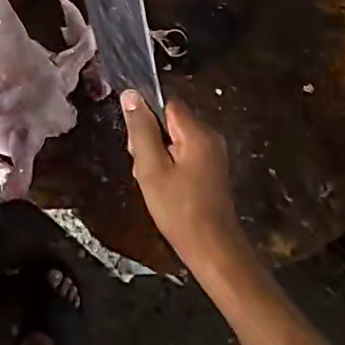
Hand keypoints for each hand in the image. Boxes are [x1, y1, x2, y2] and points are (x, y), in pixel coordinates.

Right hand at [122, 91, 245, 267]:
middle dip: (150, 138)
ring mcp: (213, 153)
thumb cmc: (179, 210)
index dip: (146, 116)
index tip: (136, 142)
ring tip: (152, 180)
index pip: (165, 102)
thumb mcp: (151, 168)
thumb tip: (131, 94)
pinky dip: (169, 164)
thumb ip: (141, 129)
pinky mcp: (211, 168)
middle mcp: (209, 136)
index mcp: (197, 132)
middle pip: (169, 120)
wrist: (213, 250)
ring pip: (173, 138)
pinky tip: (164, 186)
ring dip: (157, 154)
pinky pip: (183, 152)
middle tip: (143, 167)